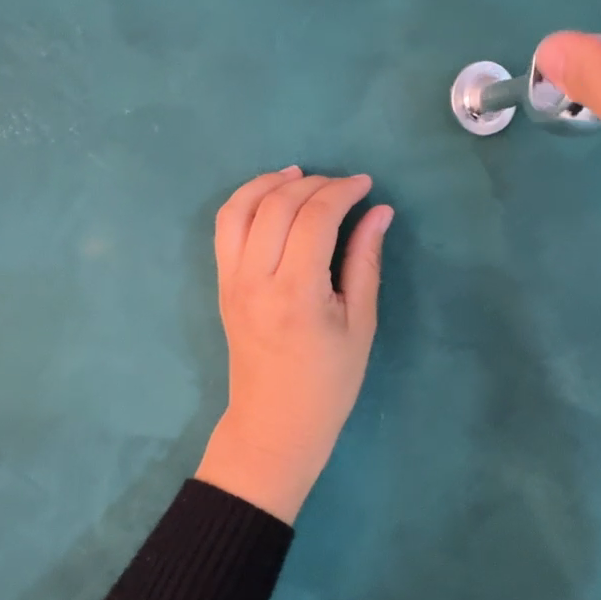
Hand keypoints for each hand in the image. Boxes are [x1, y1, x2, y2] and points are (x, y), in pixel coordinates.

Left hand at [195, 168, 392, 523]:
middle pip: (278, 205)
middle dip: (314, 183)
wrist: (274, 424)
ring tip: (301, 175)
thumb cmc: (328, 383)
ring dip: (270, 182)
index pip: (315, 218)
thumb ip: (366, 262)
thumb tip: (379, 211)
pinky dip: (245, 201)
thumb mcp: (360, 325)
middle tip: (342, 186)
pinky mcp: (221, 284)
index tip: (365, 185)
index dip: (342, 191)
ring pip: (240, 208)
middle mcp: (256, 280)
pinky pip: (225, 228)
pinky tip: (271, 196)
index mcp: (297, 293)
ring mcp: (232, 281)